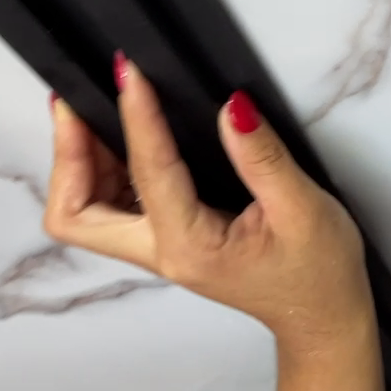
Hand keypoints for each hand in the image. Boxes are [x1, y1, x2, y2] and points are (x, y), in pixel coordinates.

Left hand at [43, 56, 374, 356]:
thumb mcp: (303, 208)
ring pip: (87, 216)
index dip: (138, 117)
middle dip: (67, 157)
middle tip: (77, 104)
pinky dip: (102, 174)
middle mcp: (163, 253)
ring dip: (77, 165)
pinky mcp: (172, 245)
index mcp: (192, 246)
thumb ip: (263, 158)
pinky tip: (126, 142)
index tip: (130, 73)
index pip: (150, 172)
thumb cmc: (319, 268)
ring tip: (92, 113)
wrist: (323, 317)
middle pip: (76, 216)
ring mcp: (162, 253)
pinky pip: (114, 211)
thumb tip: (231, 108)